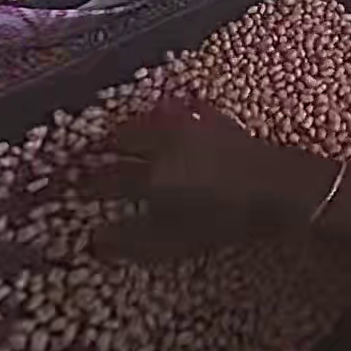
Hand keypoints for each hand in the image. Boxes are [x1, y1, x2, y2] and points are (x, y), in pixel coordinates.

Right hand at [89, 97, 339, 259]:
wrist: (279, 186)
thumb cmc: (227, 219)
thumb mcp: (177, 241)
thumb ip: (133, 239)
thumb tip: (94, 238)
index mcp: (152, 175)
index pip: (108, 177)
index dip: (87, 182)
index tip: (71, 184)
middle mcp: (168, 144)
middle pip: (126, 137)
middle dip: (105, 145)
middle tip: (91, 152)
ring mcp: (195, 127)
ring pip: (153, 119)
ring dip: (133, 125)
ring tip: (122, 131)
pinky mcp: (219, 120)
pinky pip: (187, 110)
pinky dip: (172, 112)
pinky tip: (172, 113)